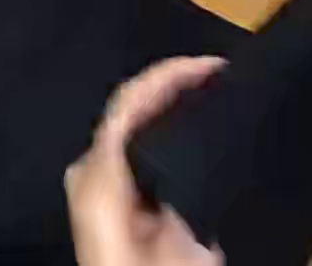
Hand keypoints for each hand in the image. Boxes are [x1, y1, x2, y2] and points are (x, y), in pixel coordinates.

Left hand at [66, 56, 226, 265]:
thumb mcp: (181, 253)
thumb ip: (184, 196)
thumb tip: (199, 143)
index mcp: (98, 175)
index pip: (129, 103)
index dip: (168, 75)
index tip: (214, 65)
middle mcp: (89, 170)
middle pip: (129, 110)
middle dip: (172, 86)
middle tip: (222, 76)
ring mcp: (96, 187)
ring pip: (134, 127)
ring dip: (170, 106)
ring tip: (215, 92)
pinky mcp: (112, 205)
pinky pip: (138, 151)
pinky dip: (166, 132)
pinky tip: (195, 128)